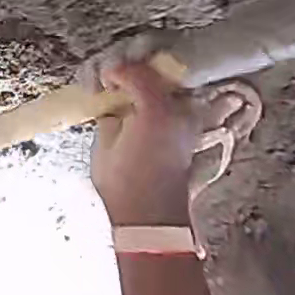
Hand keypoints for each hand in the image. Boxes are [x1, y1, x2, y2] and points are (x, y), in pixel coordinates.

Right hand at [92, 61, 200, 225]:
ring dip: (151, 87)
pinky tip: (142, 110)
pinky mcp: (189, 139)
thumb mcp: (105, 144)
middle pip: (159, 78)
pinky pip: (176, 107)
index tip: (104, 78)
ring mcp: (188, 126)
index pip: (137, 74)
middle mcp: (178, 113)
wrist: (152, 222)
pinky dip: (161, 102)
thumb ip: (109, 114)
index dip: (118, 72)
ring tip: (129, 93)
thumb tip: (110, 100)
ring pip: (171, 91)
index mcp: (155, 111)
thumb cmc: (122, 185)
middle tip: (115, 82)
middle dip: (136, 74)